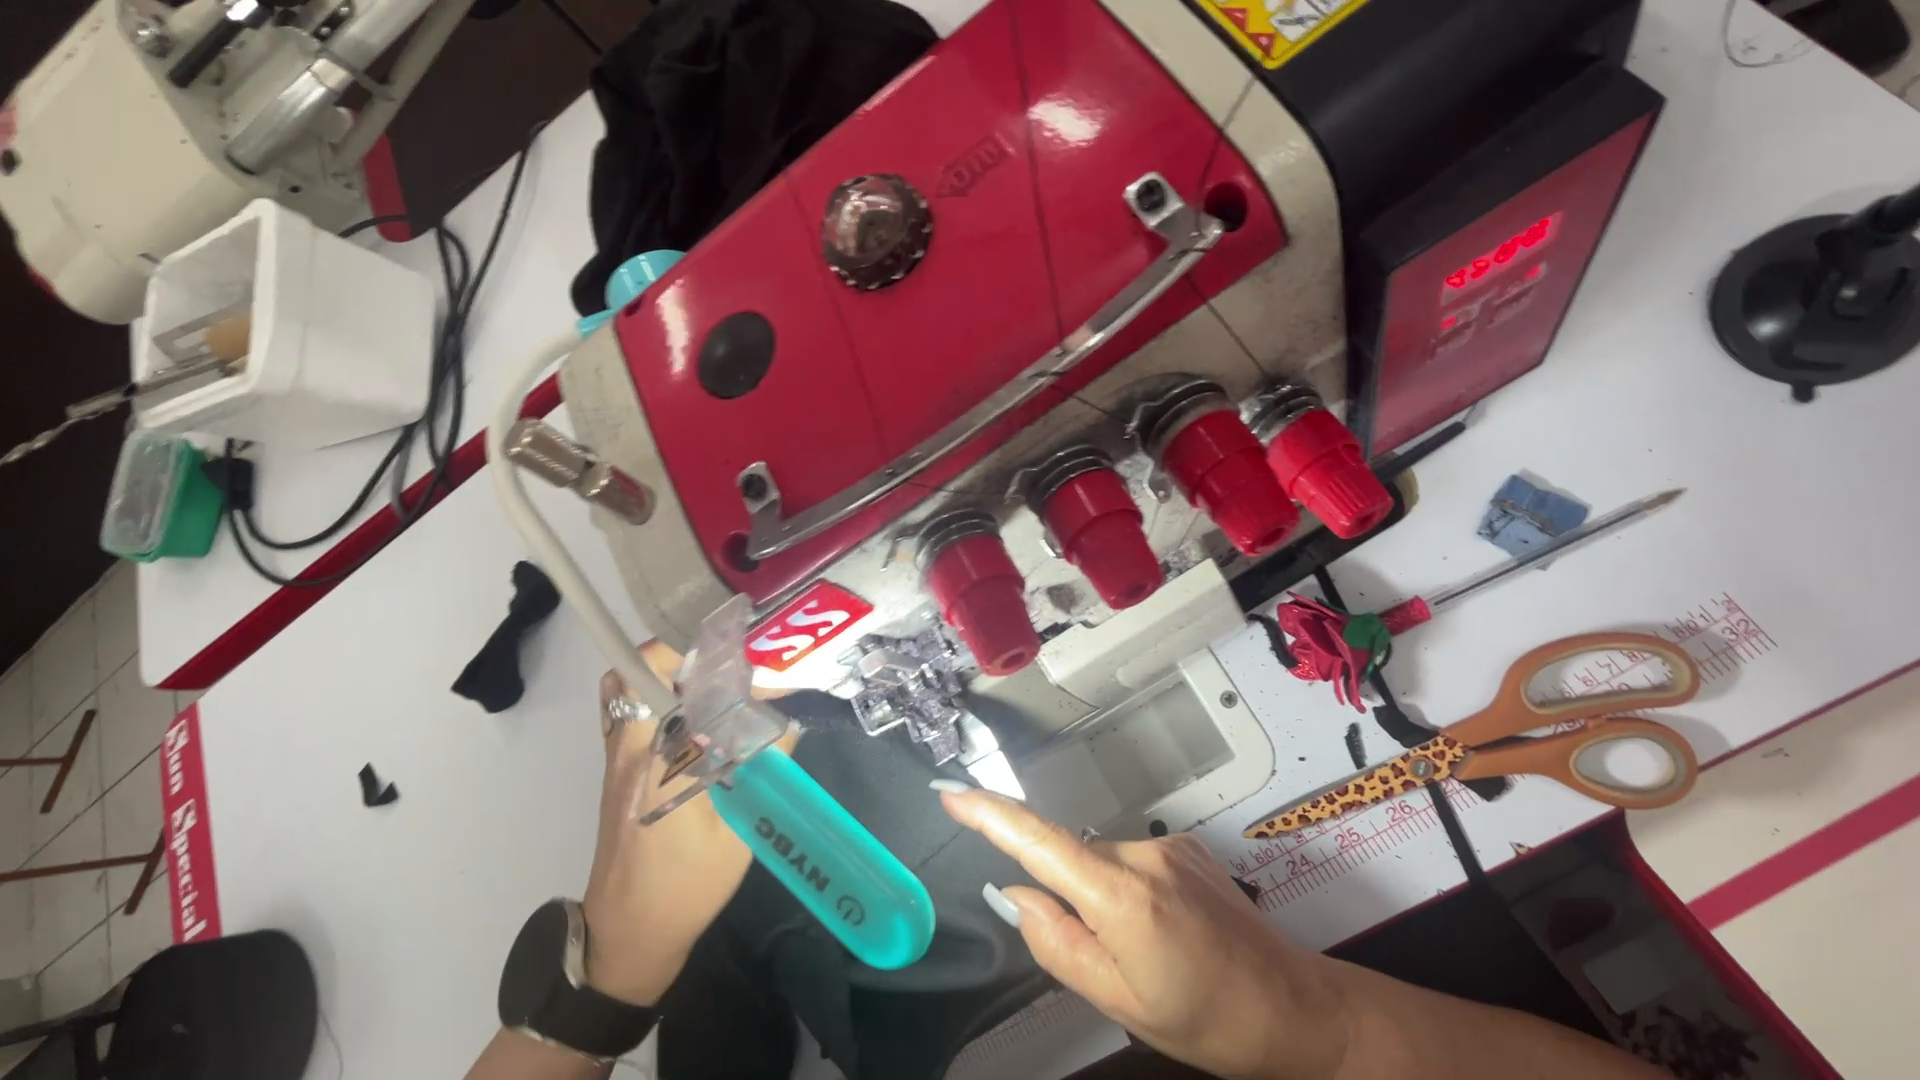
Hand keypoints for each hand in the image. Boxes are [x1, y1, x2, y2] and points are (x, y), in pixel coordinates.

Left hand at [579, 643, 767, 1006]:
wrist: (628, 938)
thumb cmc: (684, 889)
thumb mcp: (737, 834)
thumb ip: (759, 772)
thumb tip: (786, 728)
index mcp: (653, 762)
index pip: (650, 680)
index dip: (684, 653)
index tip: (728, 654)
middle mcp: (627, 753)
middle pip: (628, 678)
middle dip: (673, 659)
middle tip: (722, 669)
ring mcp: (617, 766)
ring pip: (627, 699)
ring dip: (665, 683)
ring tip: (716, 693)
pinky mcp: (618, 780)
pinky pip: (633, 723)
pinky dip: (662, 709)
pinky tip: (702, 731)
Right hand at [939, 789, 1353, 1079]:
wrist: (1295, 1008)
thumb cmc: (1206, 1020)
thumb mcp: (1118, 1000)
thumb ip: (1054, 941)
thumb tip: (1013, 893)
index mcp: (1123, 897)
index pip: (1040, 841)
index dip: (990, 814)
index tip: (950, 793)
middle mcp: (1145, 855)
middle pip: (1070, 857)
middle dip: (1064, 895)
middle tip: (1107, 959)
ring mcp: (1170, 845)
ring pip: (1099, 860)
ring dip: (1099, 896)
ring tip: (1145, 951)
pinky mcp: (1186, 846)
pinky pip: (1129, 859)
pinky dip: (1124, 887)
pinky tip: (1162, 929)